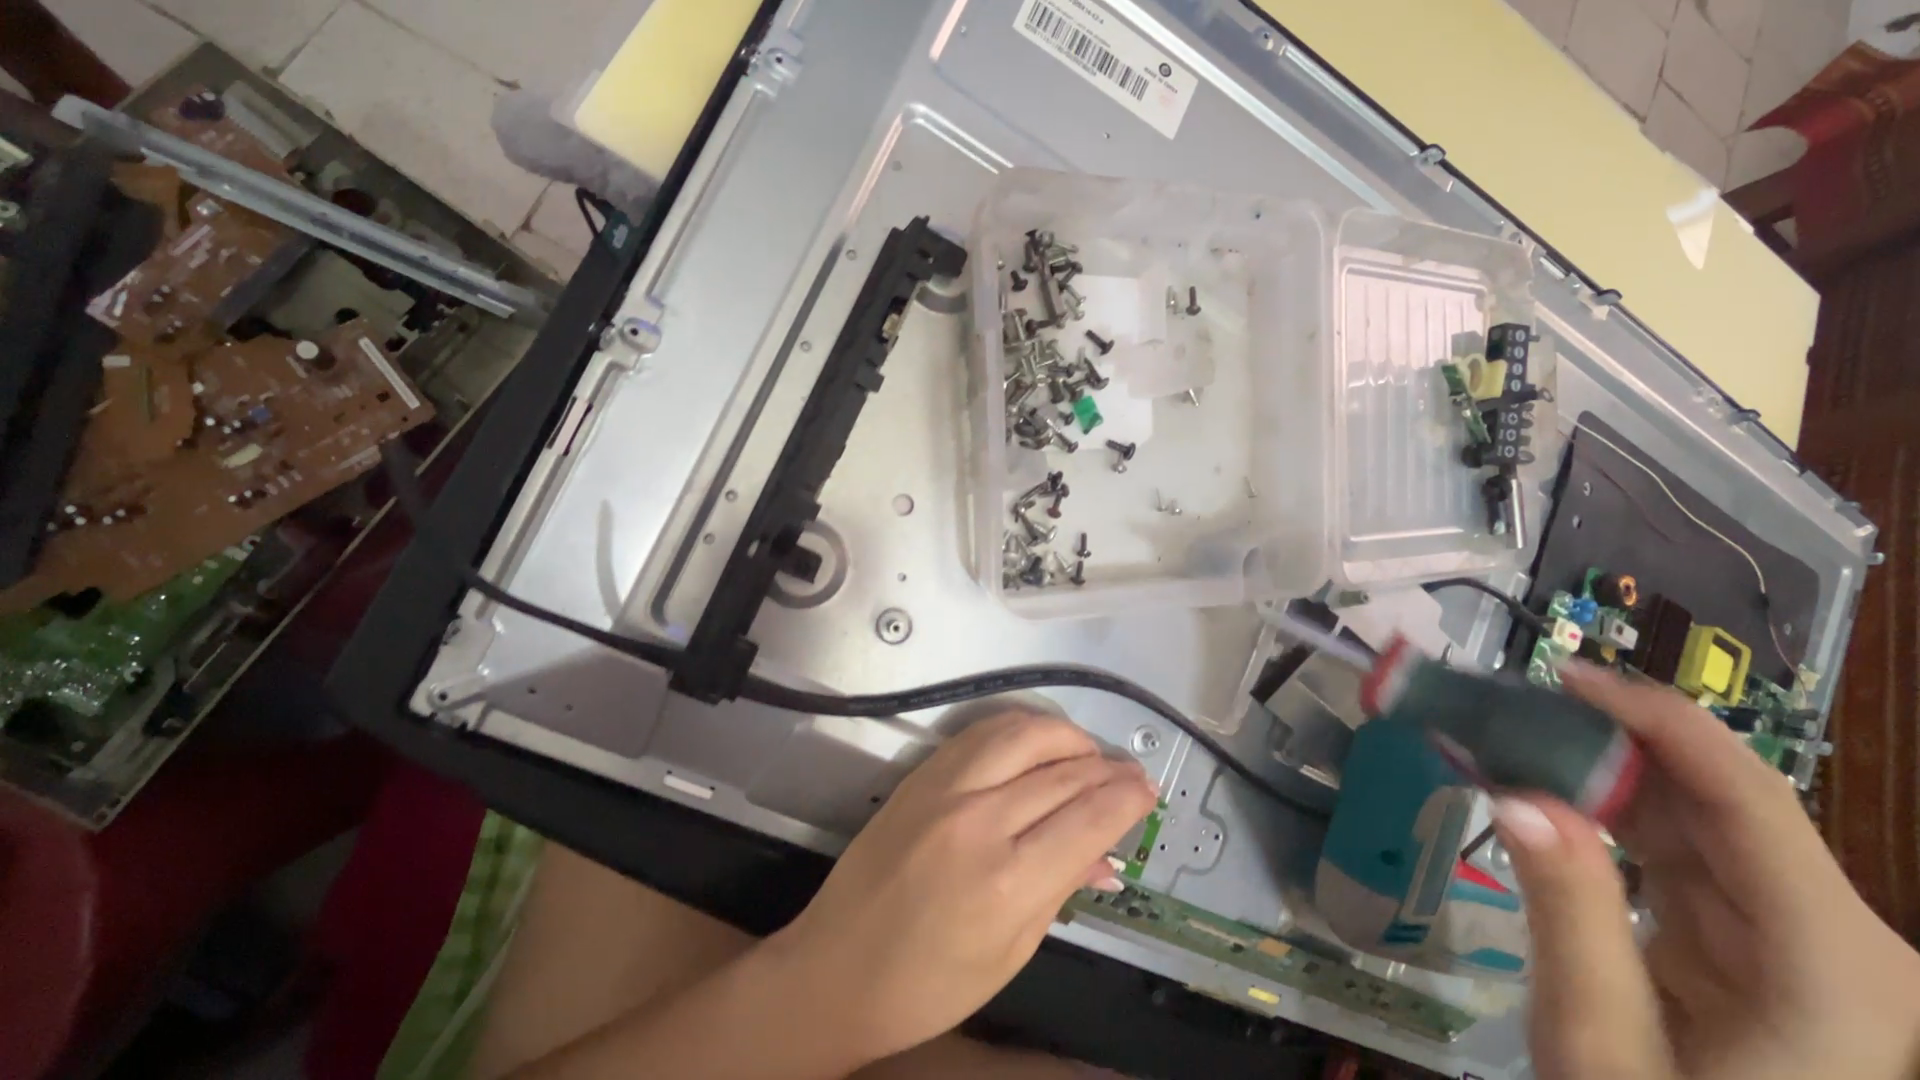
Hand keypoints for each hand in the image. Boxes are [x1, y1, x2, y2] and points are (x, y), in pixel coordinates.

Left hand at [760, 708, 1156, 1067]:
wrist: (834, 971)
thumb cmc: (928, 985)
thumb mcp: (1011, 953)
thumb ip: (1061, 890)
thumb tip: (1107, 857)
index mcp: (1007, 881)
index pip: (1090, 817)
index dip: (1129, 799)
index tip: (1149, 793)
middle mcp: (978, 821)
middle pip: (1064, 772)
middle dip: (1108, 769)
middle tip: (1132, 776)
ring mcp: (942, 790)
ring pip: (1023, 734)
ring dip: (1066, 736)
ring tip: (1089, 754)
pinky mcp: (918, 777)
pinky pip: (980, 735)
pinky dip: (1019, 730)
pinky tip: (1038, 744)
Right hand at [1496, 665, 1919, 1079]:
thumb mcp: (1601, 1048)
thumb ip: (1567, 916)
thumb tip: (1515, 795)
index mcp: (1835, 964)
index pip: (1749, 799)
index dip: (1657, 721)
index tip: (1562, 677)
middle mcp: (1839, 936)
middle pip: (1722, 804)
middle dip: (1608, 749)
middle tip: (1503, 714)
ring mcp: (1803, 940)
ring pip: (1699, 824)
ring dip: (1601, 781)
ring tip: (1507, 746)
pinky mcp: (1759, 947)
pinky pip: (1683, 860)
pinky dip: (1610, 824)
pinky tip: (1545, 800)